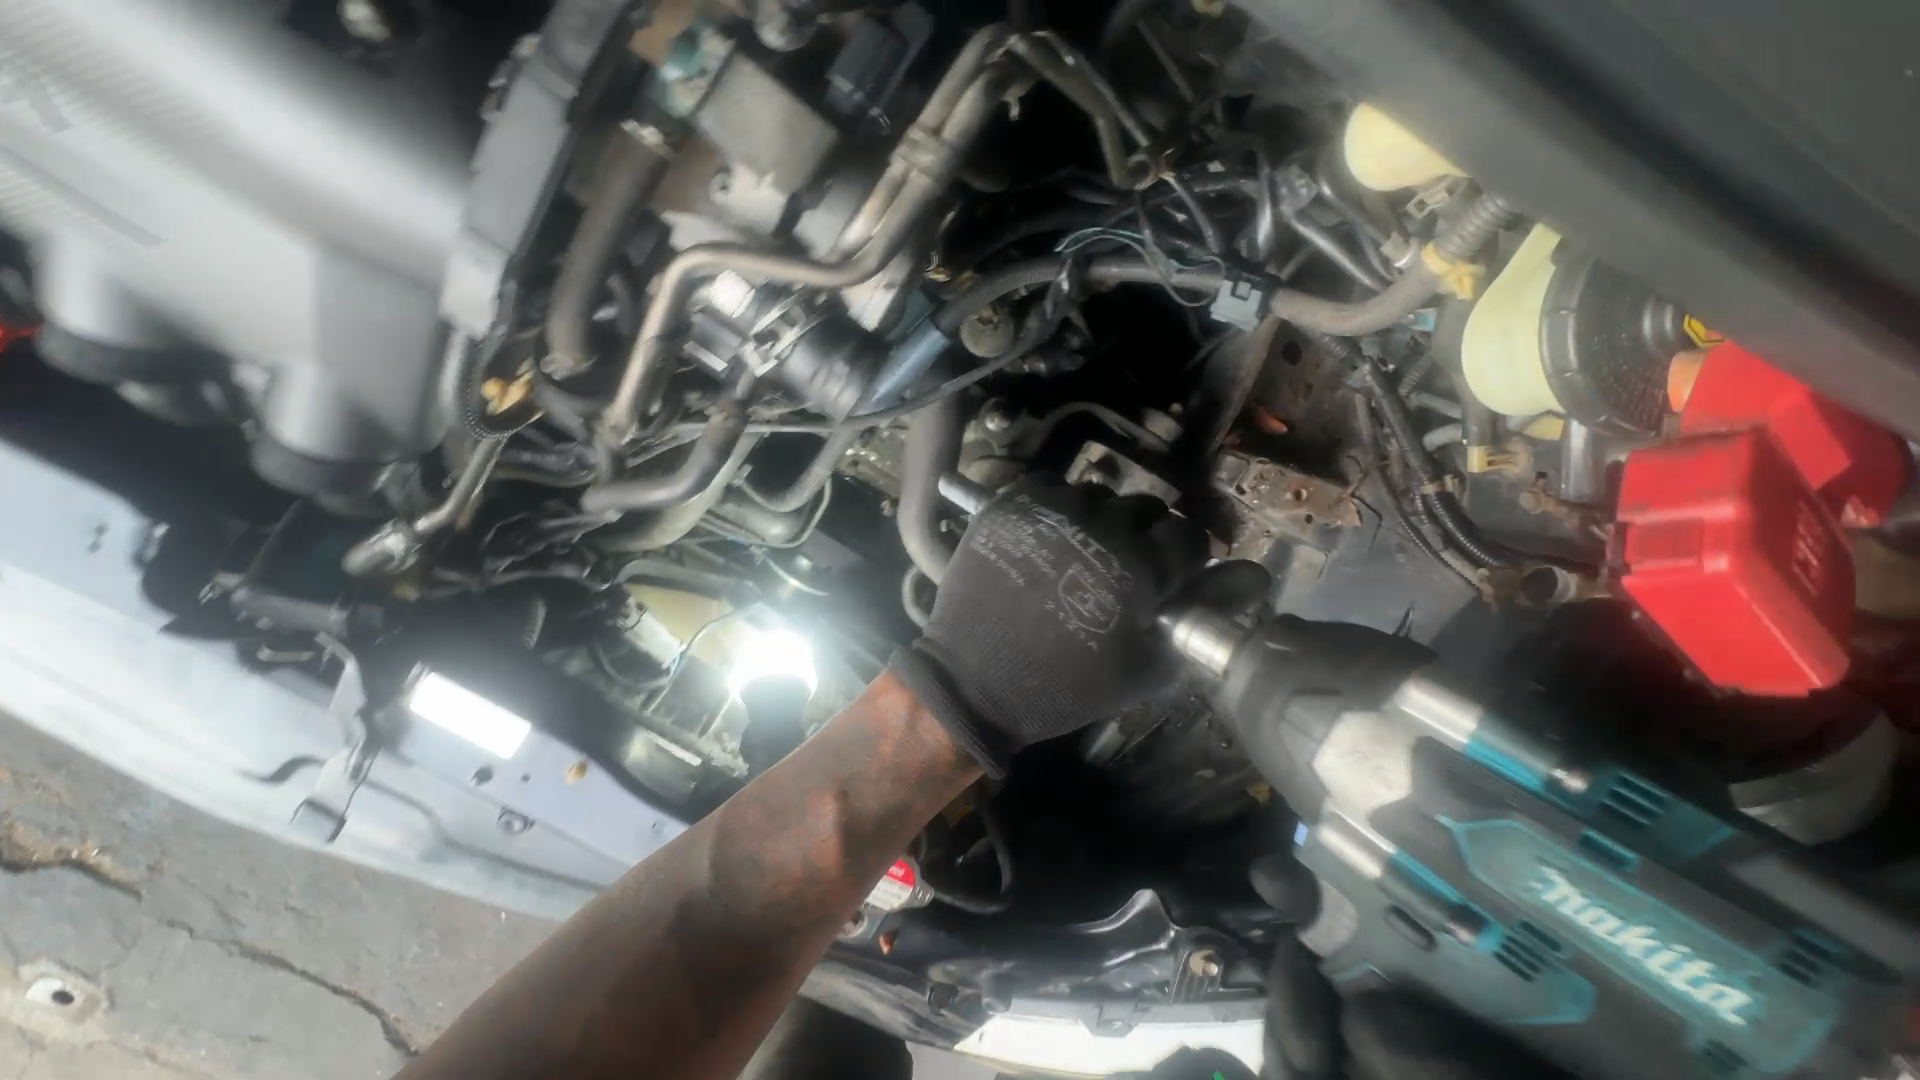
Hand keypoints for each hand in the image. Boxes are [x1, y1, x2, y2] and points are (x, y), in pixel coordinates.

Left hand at [891, 476, 1207, 775]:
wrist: (975, 681)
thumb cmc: (1067, 684)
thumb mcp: (1146, 667)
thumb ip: (1203, 617)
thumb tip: (1255, 577)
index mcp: (1139, 566)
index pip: (1188, 537)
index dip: (1183, 560)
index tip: (1168, 579)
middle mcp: (1100, 525)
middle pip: (1145, 509)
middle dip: (1144, 538)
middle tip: (1122, 572)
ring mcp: (1051, 509)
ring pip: (1098, 495)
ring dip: (1100, 520)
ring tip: (1081, 556)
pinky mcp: (1010, 504)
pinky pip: (1050, 487)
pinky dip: (1058, 507)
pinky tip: (1050, 539)